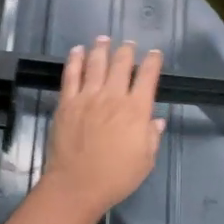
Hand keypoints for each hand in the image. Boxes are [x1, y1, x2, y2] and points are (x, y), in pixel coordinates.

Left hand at [37, 37, 165, 214]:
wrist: (77, 185)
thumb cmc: (116, 177)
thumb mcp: (146, 160)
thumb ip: (152, 136)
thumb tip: (156, 120)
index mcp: (136, 110)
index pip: (148, 77)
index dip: (153, 62)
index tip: (155, 55)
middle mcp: (113, 97)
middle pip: (121, 64)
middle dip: (127, 50)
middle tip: (129, 44)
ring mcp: (87, 97)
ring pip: (96, 63)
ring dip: (101, 48)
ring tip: (104, 39)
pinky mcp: (67, 102)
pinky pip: (71, 74)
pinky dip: (75, 59)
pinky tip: (77, 50)